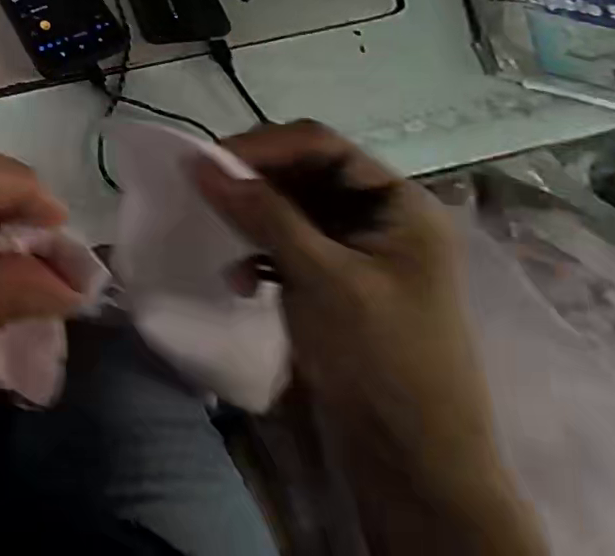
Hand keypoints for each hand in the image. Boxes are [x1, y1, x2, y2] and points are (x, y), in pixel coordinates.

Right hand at [195, 120, 543, 555]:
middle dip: (252, 183)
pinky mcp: (336, 283)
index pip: (320, 146)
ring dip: (251, 221)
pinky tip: (241, 280)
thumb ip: (263, 214)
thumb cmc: (380, 361)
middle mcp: (380, 218)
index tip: (207, 162)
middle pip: (304, 174)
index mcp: (398, 204)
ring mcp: (358, 252)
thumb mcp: (321, 279)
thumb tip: (201, 162)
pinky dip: (260, 254)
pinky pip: (288, 246)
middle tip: (202, 194)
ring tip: (219, 239)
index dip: (263, 147)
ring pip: (290, 210)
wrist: (414, 469)